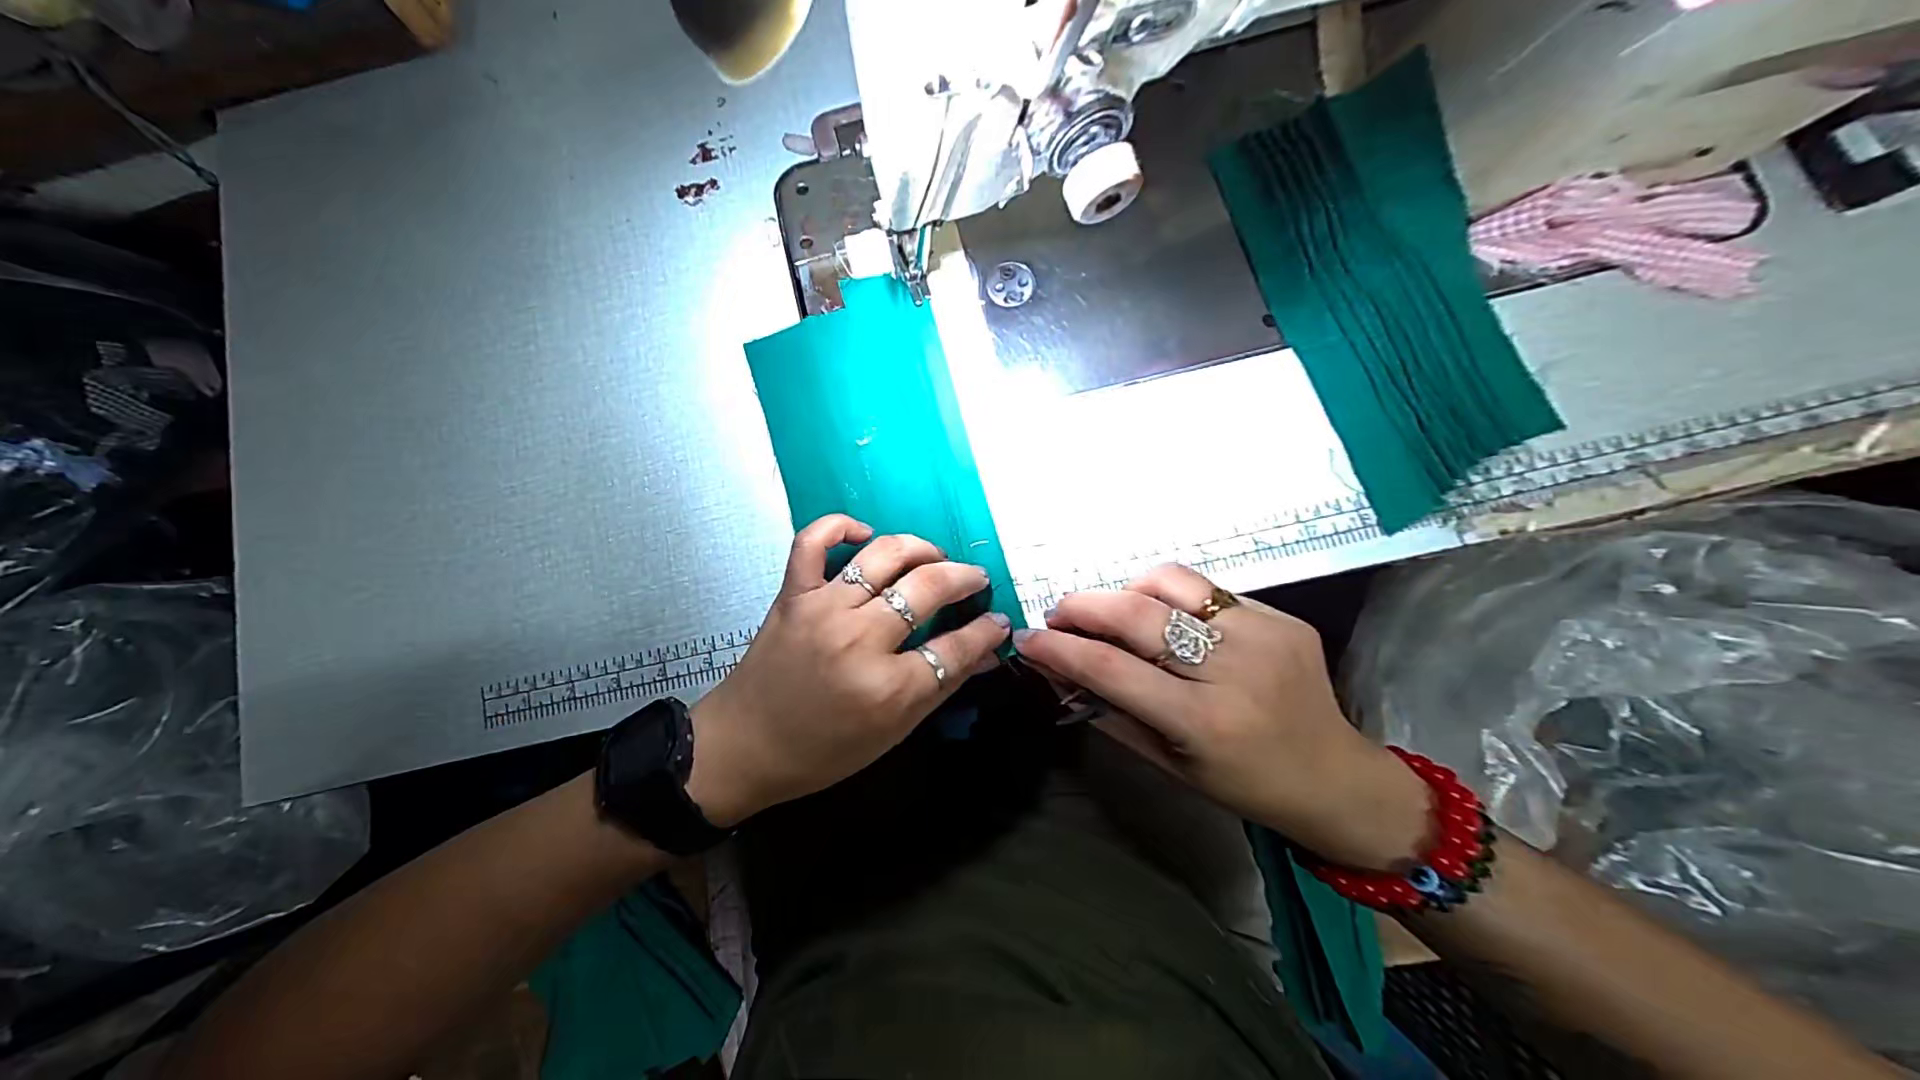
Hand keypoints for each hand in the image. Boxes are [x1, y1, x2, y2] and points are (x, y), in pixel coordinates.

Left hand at [683, 515, 1010, 826]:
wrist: (745, 746)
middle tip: (976, 581)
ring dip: (921, 548)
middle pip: (929, 589)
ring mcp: (823, 609)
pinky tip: (865, 535)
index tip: (998, 619)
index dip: (986, 630)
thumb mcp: (893, 731)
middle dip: (965, 579)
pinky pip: (813, 541)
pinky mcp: (792, 594)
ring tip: (935, 558)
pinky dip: (840, 526)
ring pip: (885, 556)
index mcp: (888, 687)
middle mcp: (859, 639)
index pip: (955, 646)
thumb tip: (988, 651)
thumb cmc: (823, 751)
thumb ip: (943, 686)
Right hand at [1012, 565, 1429, 870]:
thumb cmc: (1245, 785)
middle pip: (1137, 613)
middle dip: (1083, 606)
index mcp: (1203, 721)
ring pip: (1171, 581)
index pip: (1112, 669)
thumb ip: (1111, 712)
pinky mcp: (1281, 618)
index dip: (1060, 649)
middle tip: (1058, 614)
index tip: (1028, 639)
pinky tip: (1165, 620)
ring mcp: (1263, 634)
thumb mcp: (1170, 763)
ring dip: (1126, 590)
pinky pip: (1207, 590)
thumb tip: (1060, 671)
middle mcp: (1234, 668)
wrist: (1337, 777)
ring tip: (1112, 611)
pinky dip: (1170, 599)